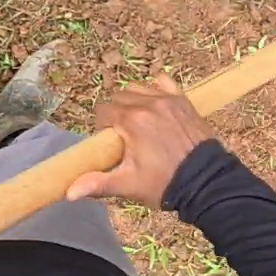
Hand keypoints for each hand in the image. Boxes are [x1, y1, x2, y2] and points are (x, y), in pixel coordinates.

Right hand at [66, 75, 213, 209]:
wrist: (206, 183)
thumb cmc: (164, 184)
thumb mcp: (128, 185)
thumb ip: (97, 184)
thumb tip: (69, 193)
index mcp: (131, 121)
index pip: (102, 111)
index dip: (103, 128)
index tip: (112, 145)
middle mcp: (147, 103)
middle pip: (118, 98)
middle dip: (116, 115)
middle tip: (126, 138)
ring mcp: (167, 99)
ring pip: (138, 88)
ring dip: (133, 102)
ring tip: (140, 124)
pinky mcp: (182, 101)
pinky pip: (163, 82)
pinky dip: (155, 89)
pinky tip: (156, 106)